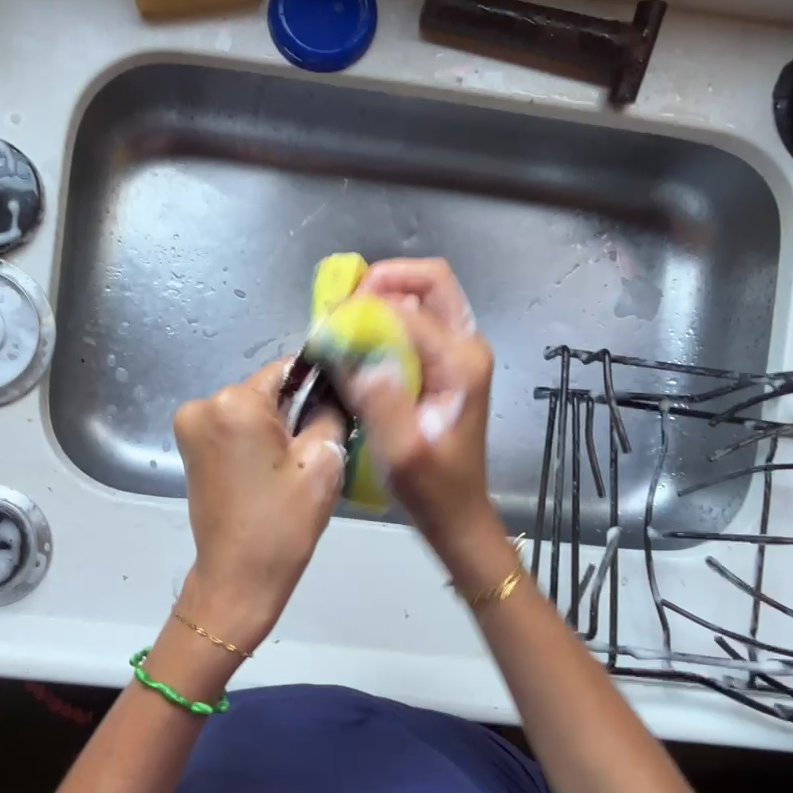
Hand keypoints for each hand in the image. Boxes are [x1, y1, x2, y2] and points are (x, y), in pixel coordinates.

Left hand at [172, 359, 346, 651]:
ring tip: (297, 463)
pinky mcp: (190, 446)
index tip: (342, 403)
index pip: (290, 368)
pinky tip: (276, 468)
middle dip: (296, 408)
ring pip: (252, 408)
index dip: (320, 382)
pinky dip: (257, 438)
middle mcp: (204, 403)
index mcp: (235, 402)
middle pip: (268, 388)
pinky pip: (234, 426)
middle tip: (321, 443)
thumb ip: (332, 410)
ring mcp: (191, 425)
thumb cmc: (283, 523)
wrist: (237, 578)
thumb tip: (339, 383)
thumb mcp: (323, 460)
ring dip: (277, 425)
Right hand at [342, 258, 500, 544]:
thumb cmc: (431, 488)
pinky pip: (416, 319)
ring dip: (381, 298)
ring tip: (344, 326)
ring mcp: (458, 351)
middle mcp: (466, 344)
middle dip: (380, 282)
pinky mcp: (445, 361)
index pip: (407, 307)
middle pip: (428, 279)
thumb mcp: (402, 450)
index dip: (361, 309)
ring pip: (422, 295)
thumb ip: (379, 397)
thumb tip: (352, 346)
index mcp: (461, 360)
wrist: (456, 513)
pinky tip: (358, 346)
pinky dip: (384, 319)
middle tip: (340, 310)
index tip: (326, 330)